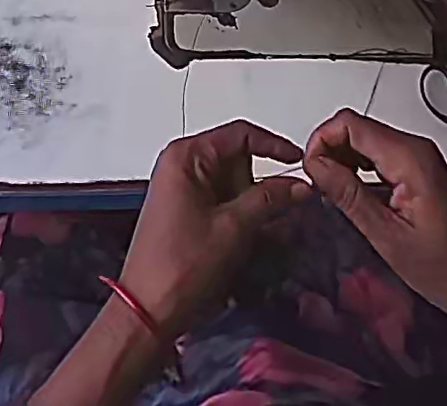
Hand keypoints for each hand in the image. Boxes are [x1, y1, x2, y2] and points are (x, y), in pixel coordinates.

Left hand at [118, 119, 310, 336]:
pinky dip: (239, 214)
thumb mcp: (233, 228)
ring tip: (258, 233)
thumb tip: (299, 185)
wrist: (147, 312)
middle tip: (272, 214)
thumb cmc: (180, 266)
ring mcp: (182, 186)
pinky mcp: (185, 207)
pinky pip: (221, 199)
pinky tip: (248, 237)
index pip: (239, 134)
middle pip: (236, 159)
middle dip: (258, 186)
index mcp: (186, 155)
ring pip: (232, 182)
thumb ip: (269, 199)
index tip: (298, 161)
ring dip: (251, 204)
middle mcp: (181, 163)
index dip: (273, 145)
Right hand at [302, 109, 446, 332]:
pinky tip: (351, 191)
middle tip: (318, 183)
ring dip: (341, 158)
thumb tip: (316, 166)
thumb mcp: (388, 238)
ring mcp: (419, 157)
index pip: (350, 123)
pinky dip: (357, 165)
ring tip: (332, 190)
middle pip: (356, 126)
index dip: (322, 140)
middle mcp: (417, 149)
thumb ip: (348, 195)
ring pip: (365, 137)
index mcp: (411, 159)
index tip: (311, 168)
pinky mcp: (418, 167)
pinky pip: (378, 152)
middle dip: (329, 149)